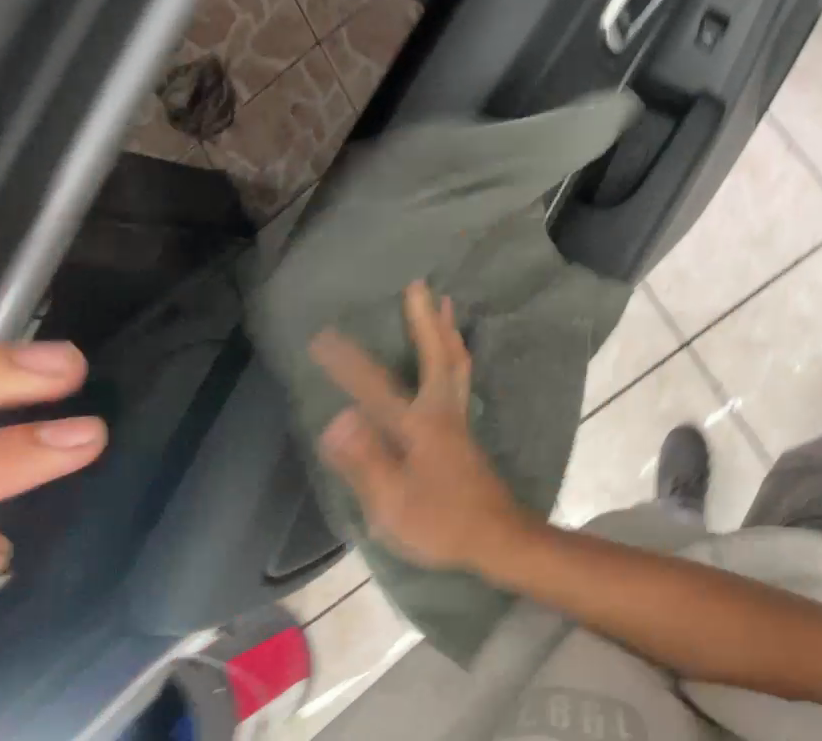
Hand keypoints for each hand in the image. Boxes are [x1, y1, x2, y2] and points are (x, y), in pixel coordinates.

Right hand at [313, 282, 534, 571]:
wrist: (498, 537)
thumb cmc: (441, 523)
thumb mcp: (393, 503)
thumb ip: (366, 461)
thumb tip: (337, 418)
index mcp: (420, 426)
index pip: (377, 388)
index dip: (349, 363)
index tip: (322, 336)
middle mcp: (443, 413)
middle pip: (437, 355)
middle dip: (424, 319)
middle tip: (420, 285)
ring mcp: (459, 420)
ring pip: (456, 362)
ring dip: (446, 330)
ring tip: (445, 304)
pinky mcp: (466, 433)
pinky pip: (460, 376)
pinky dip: (455, 353)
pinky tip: (453, 356)